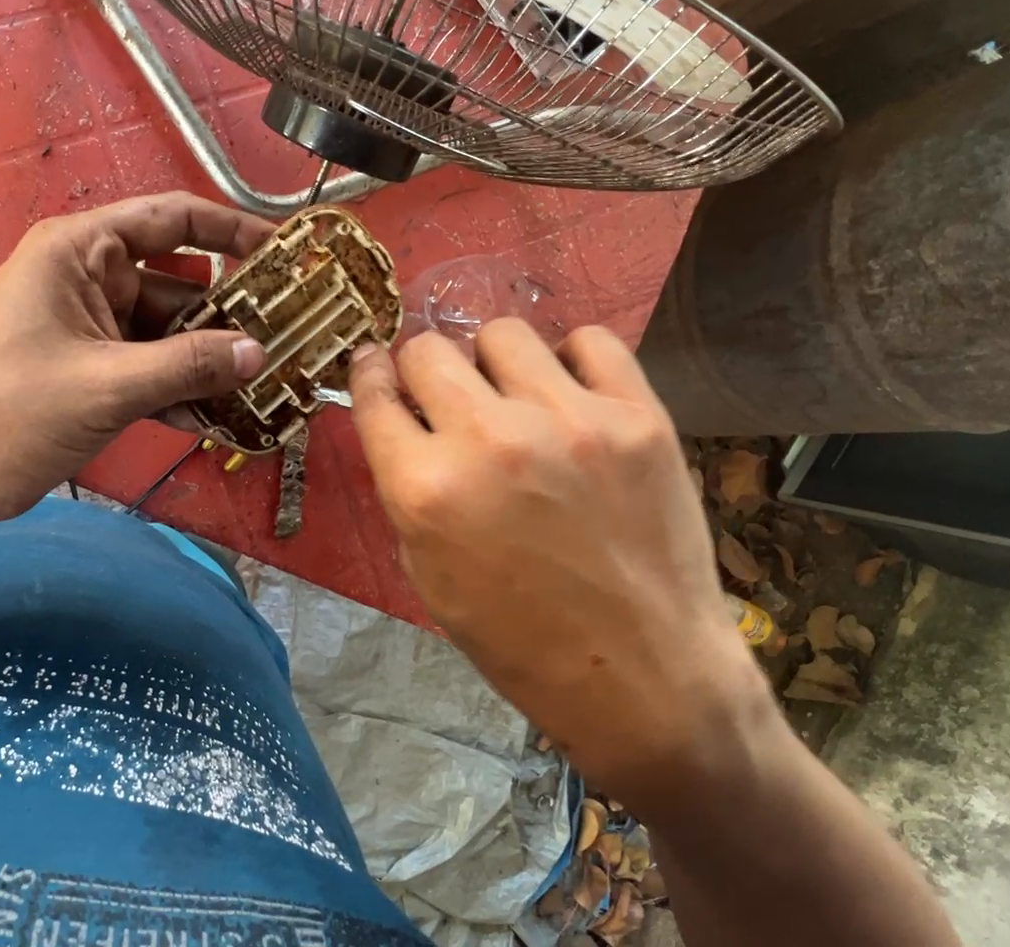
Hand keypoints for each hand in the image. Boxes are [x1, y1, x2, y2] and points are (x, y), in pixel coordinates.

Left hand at [0, 193, 271, 519]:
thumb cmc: (6, 409)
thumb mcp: (106, 384)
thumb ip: (187, 366)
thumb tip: (260, 353)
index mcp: (82, 251)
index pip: (172, 219)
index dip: (233, 229)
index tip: (286, 252)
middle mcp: (90, 279)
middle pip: (180, 282)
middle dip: (231, 313)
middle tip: (291, 338)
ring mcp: (91, 329)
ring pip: (170, 334)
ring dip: (210, 361)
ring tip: (267, 386)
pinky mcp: (91, 373)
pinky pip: (151, 370)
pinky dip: (181, 390)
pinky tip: (220, 419)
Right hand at [348, 322, 776, 803]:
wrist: (641, 675)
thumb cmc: (517, 639)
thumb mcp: (427, 572)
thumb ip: (407, 488)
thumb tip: (404, 423)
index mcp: (425, 489)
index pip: (374, 393)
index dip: (368, 376)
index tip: (377, 371)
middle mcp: (489, 440)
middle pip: (428, 350)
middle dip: (423, 371)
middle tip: (445, 399)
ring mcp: (570, 421)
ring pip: (502, 334)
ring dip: (492, 363)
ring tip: (513, 399)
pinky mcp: (639, 417)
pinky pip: (590, 341)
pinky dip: (569, 361)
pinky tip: (569, 397)